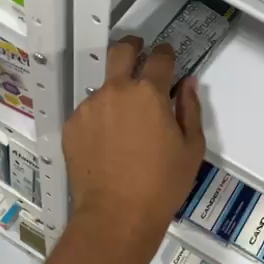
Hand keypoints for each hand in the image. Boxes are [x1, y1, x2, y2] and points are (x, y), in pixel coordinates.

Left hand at [62, 36, 205, 252]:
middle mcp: (117, 91)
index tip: (168, 57)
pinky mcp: (72, 125)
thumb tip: (187, 83)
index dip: (166, 54)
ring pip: (104, 85)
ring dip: (116, 91)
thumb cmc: (162, 184)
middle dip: (133, 47)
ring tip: (125, 120)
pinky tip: (108, 142)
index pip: (160, 58)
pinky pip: (90, 111)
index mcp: (150, 92)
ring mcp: (90, 107)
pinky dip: (100, 117)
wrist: (116, 216)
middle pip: (122, 51)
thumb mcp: (191, 148)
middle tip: (139, 53)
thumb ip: (190, 108)